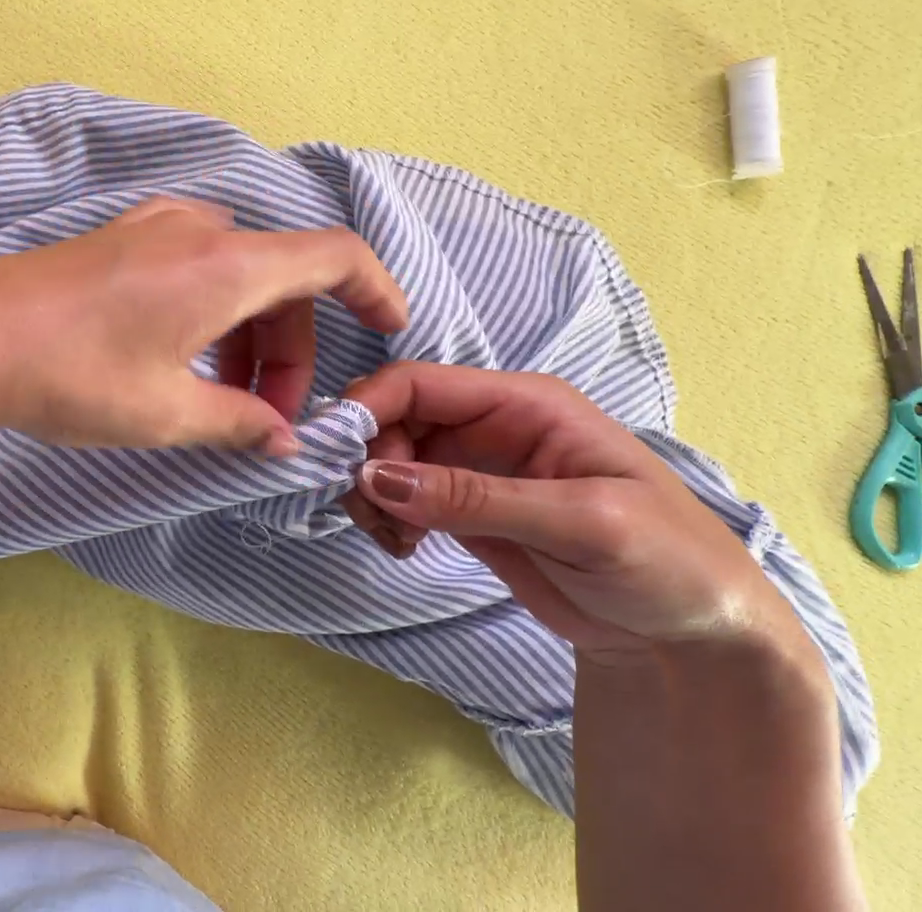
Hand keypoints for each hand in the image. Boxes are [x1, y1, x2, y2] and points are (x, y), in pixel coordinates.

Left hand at [0, 197, 408, 453]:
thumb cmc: (66, 376)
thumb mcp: (163, 412)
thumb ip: (236, 422)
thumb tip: (283, 441)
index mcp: (225, 263)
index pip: (334, 255)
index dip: (376, 288)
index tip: (390, 328)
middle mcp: (194, 228)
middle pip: (280, 275)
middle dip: (290, 346)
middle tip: (266, 415)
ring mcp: (146, 227)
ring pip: (230, 272)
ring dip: (245, 332)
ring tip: (221, 395)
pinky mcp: (110, 240)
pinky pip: (186, 265)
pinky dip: (205, 310)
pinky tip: (177, 358)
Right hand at [342, 362, 804, 657]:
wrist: (690, 640)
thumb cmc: (668, 564)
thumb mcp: (581, 524)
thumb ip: (473, 497)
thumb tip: (371, 477)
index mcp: (523, 404)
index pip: (420, 383)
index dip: (369, 409)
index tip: (335, 460)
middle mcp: (489, 426)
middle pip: (391, 418)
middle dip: (367, 462)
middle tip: (376, 517)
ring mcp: (471, 468)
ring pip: (384, 459)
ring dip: (371, 495)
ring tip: (396, 540)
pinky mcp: (458, 508)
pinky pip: (396, 497)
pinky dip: (383, 518)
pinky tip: (404, 547)